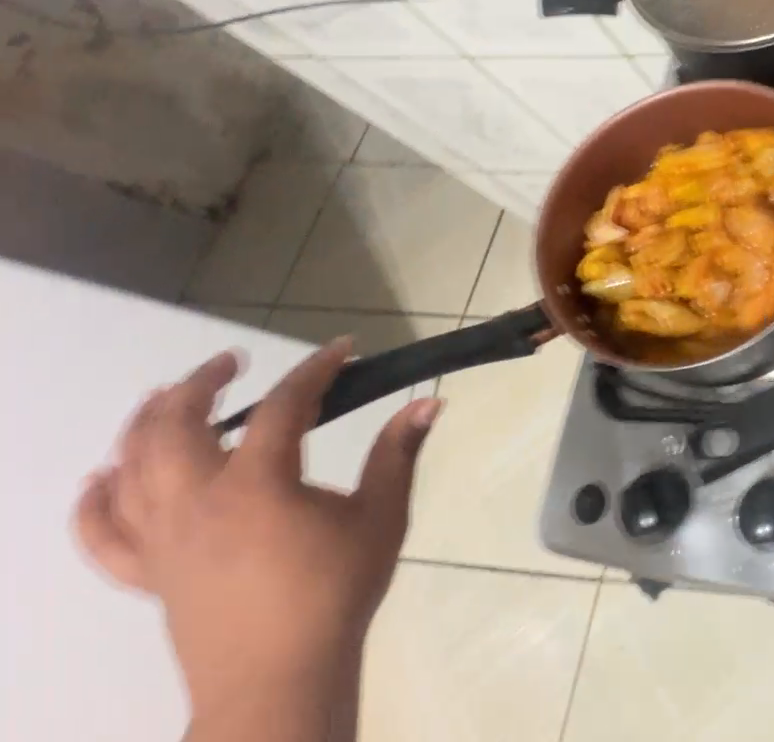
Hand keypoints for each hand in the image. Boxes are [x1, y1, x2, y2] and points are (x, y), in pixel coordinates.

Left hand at [72, 340, 439, 716]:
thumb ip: (398, 455)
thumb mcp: (382, 516)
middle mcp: (195, 502)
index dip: (314, 371)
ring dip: (142, 424)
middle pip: (173, 425)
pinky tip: (101, 477)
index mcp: (257, 485)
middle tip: (232, 361)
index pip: (281, 407)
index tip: (343, 350)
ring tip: (165, 397)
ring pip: (128, 467)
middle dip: (200, 382)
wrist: (281, 674)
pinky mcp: (146, 572)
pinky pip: (100, 533)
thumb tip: (429, 403)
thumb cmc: (338, 589)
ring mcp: (161, 539)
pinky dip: (94, 501)